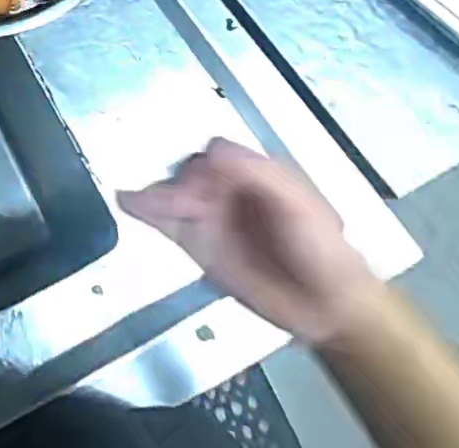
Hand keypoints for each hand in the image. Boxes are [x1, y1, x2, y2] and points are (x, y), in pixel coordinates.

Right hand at [117, 138, 381, 345]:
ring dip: (152, 195)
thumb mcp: (298, 203)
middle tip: (181, 206)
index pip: (212, 153)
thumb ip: (255, 171)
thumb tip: (208, 150)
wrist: (330, 309)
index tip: (208, 187)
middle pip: (183, 171)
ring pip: (167, 193)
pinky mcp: (194, 241)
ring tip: (137, 201)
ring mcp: (206, 214)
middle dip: (176, 184)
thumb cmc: (322, 248)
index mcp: (248, 171)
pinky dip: (143, 209)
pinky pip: (162, 220)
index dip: (206, 166)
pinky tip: (127, 202)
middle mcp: (222, 187)